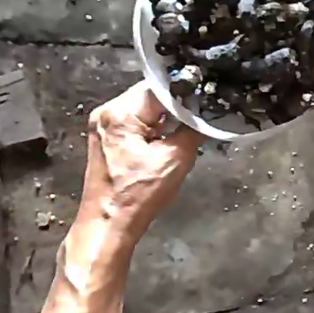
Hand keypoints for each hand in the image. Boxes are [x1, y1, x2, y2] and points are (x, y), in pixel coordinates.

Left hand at [80, 82, 199, 236]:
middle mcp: (107, 112)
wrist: (108, 224)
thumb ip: (193, 129)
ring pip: (145, 110)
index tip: (208, 98)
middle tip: (202, 114)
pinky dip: (155, 129)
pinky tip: (171, 140)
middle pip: (151, 96)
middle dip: (177, 106)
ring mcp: (104, 126)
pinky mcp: (108, 140)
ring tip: (189, 128)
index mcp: (119, 113)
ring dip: (167, 119)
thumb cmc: (138, 195)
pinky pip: (137, 124)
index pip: (160, 88)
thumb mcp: (176, 159)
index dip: (186, 92)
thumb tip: (208, 113)